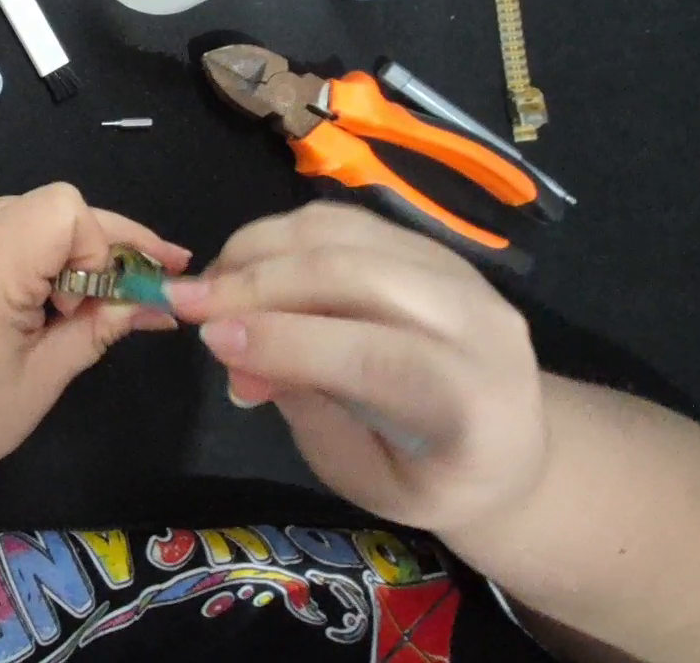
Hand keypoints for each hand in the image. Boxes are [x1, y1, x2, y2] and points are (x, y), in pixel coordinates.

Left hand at [0, 183, 188, 498]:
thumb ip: (97, 330)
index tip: (85, 303)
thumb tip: (152, 304)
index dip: (98, 247)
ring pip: (26, 211)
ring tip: (76, 301)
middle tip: (143, 283)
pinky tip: (34, 296)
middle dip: (100, 242)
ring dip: (62, 249)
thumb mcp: (38, 382)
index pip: (67, 208)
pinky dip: (26, 252)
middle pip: (52, 204)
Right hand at [166, 202, 547, 533]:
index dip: (284, 341)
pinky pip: (338, 219)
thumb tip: (233, 350)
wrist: (510, 442)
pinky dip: (277, 234)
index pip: (375, 357)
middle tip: (189, 300)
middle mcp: (478, 322)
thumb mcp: (365, 480)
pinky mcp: (422, 243)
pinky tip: (243, 263)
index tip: (208, 337)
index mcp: (476, 402)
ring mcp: (452, 270)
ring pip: (339, 232)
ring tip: (210, 281)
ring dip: (257, 248)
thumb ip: (305, 412)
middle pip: (354, 274)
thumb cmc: (428, 476)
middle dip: (257, 283)